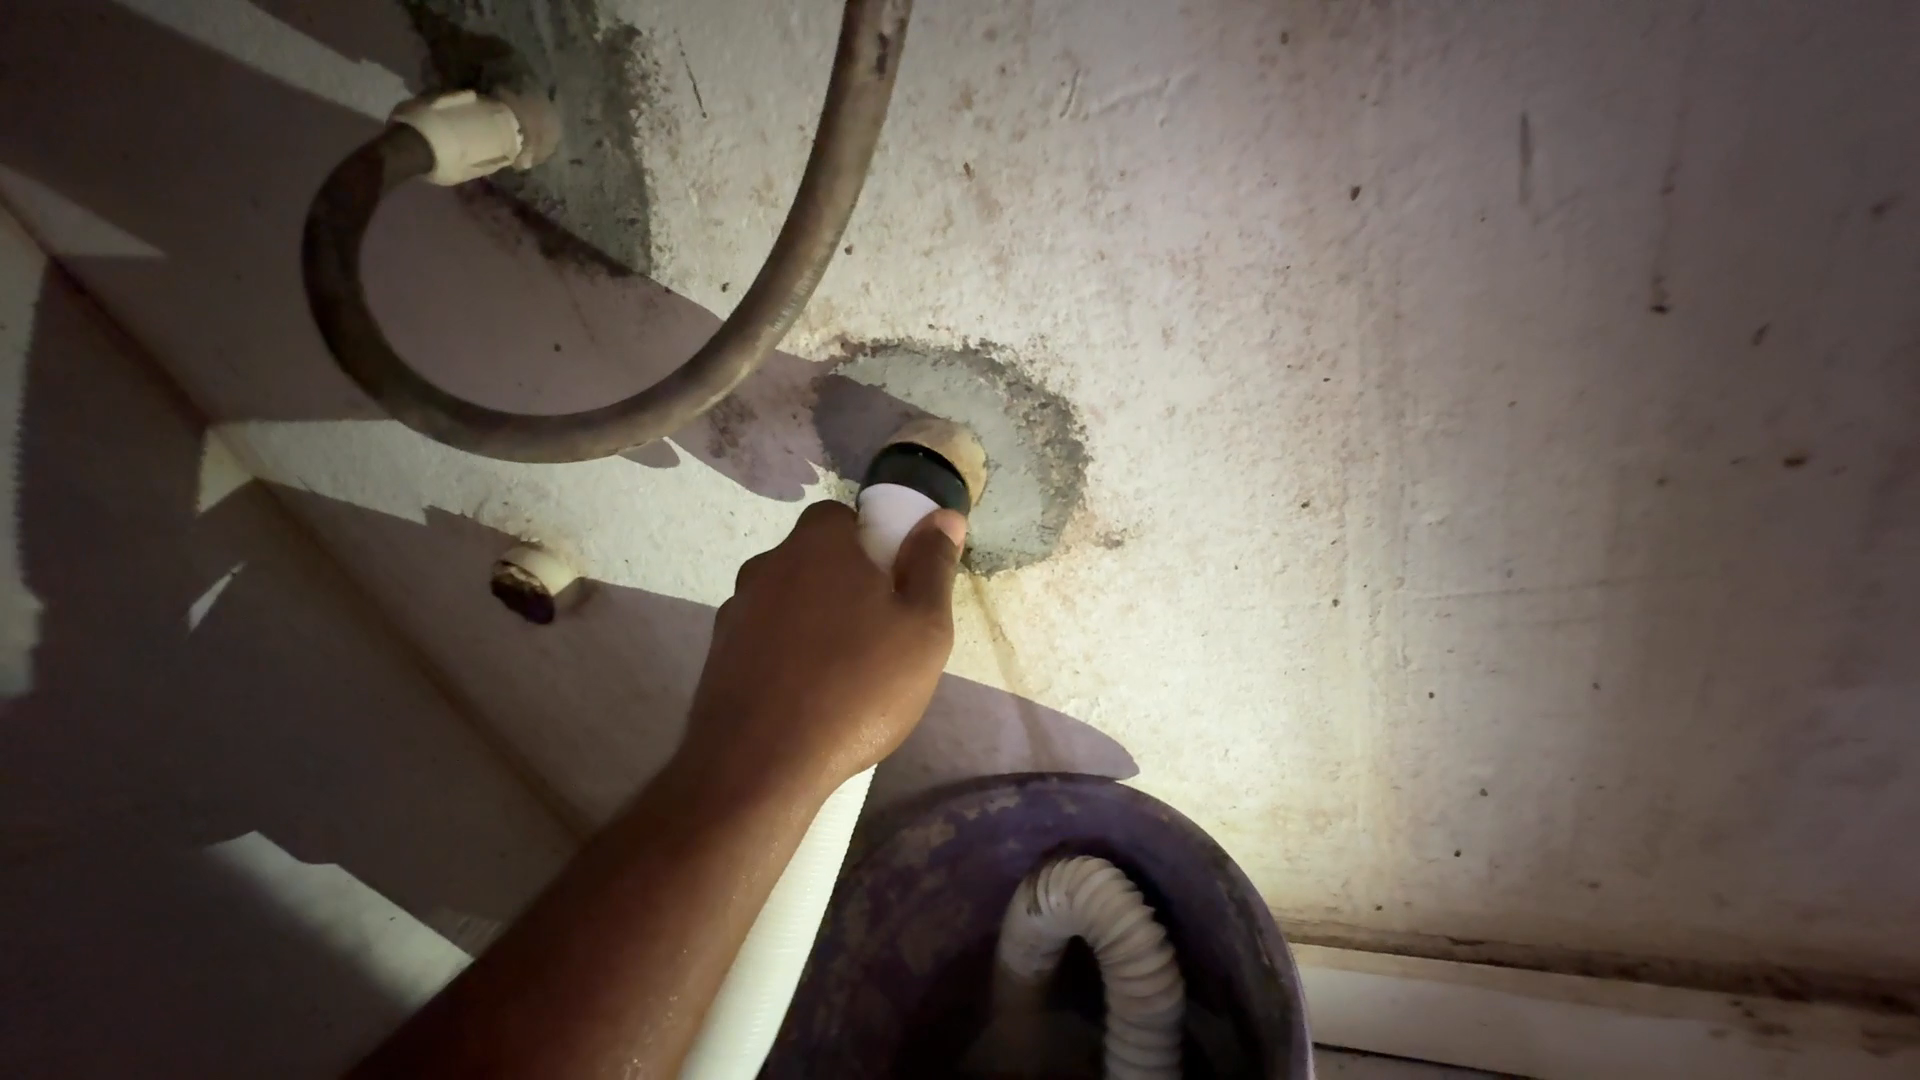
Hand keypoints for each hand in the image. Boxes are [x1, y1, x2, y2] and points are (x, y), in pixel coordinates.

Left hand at [681, 500, 967, 793]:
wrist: (760, 765)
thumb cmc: (858, 686)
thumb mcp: (922, 627)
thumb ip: (933, 566)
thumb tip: (943, 517)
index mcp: (817, 546)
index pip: (840, 516)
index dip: (871, 542)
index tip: (894, 583)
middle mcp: (767, 566)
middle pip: (813, 559)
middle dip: (845, 584)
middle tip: (878, 633)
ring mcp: (735, 612)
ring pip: (788, 602)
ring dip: (814, 621)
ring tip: (842, 674)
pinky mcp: (718, 656)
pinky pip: (765, 641)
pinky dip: (786, 655)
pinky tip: (806, 697)